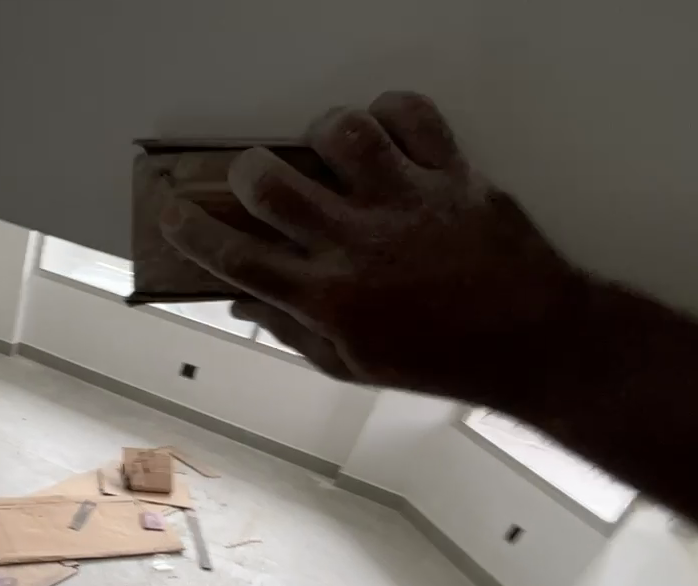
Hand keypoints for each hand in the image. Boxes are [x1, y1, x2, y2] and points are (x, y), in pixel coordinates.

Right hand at [160, 92, 585, 406]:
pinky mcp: (453, 176)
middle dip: (247, 173)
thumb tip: (243, 301)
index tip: (172, 214)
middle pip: (277, 187)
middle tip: (251, 177)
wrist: (526, 341)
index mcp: (326, 299)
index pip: (239, 260)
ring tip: (324, 148)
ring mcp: (407, 205)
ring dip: (321, 134)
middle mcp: (358, 245)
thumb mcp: (345, 362)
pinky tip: (382, 133)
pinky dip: (392, 112)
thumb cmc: (430, 359)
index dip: (194, 234)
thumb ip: (289, 328)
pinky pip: (417, 117)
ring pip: (345, 136)